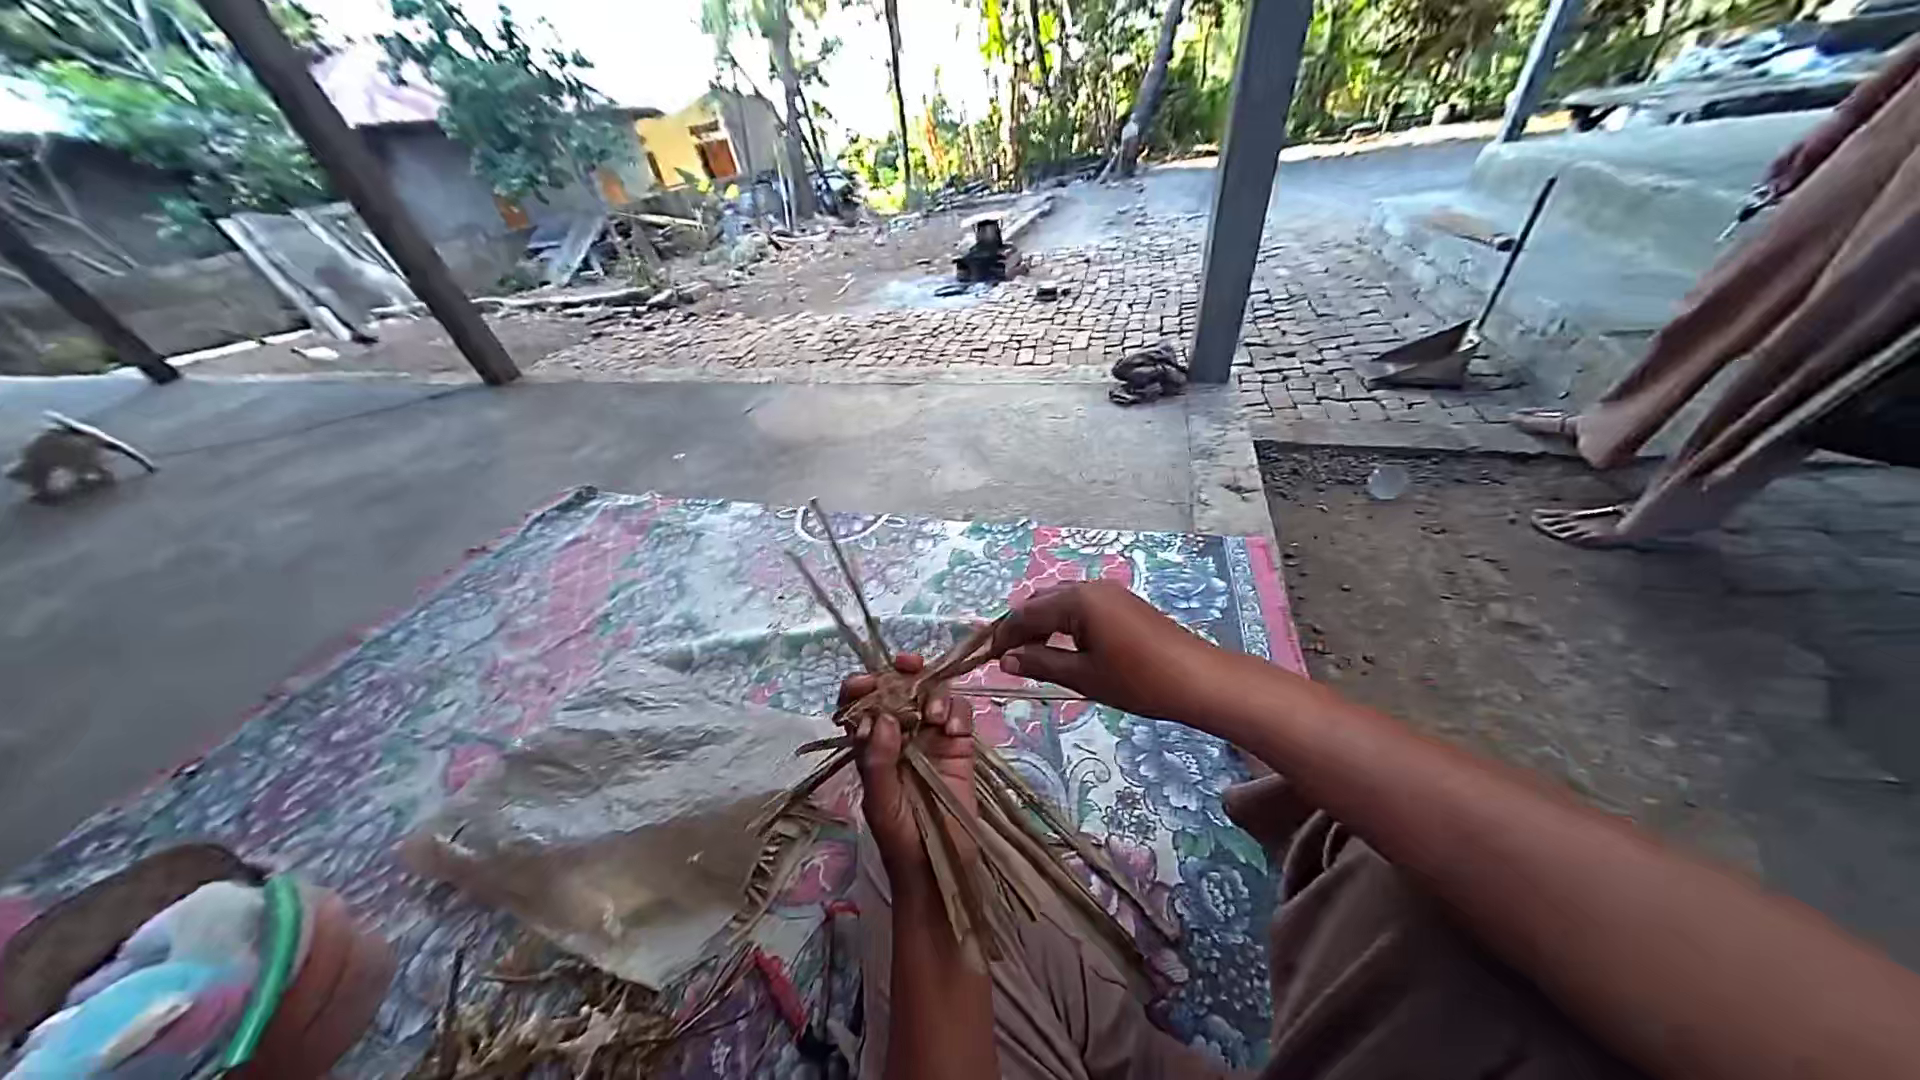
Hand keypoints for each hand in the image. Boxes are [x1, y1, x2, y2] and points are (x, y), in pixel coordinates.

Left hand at [844, 654, 976, 876]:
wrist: (939, 866)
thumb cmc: (900, 836)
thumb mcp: (879, 802)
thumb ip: (877, 761)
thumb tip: (882, 718)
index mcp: (872, 743)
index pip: (860, 704)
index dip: (861, 686)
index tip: (867, 681)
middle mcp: (900, 733)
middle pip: (899, 689)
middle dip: (902, 672)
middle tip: (909, 665)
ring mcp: (931, 736)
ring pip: (931, 695)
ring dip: (932, 693)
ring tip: (934, 717)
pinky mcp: (959, 743)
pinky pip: (959, 714)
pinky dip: (956, 712)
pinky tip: (953, 730)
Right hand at [990, 581, 1227, 722]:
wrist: (1197, 679)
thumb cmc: (1137, 680)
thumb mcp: (1083, 676)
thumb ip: (1040, 664)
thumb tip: (1006, 660)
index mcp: (1076, 600)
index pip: (1026, 614)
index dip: (1004, 636)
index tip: (987, 657)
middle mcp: (1089, 587)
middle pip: (1041, 602)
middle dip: (1021, 627)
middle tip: (1008, 657)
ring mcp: (1108, 592)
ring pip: (1061, 601)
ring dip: (1042, 623)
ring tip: (1032, 654)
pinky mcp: (1122, 602)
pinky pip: (1080, 605)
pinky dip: (1063, 622)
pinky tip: (1062, 645)